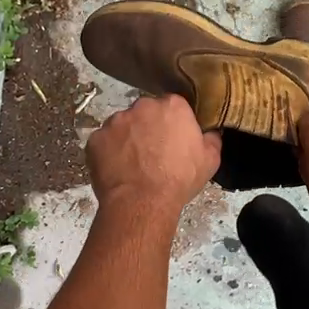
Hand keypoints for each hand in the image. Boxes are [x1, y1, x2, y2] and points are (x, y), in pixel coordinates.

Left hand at [86, 94, 220, 217]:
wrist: (142, 202)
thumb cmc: (179, 179)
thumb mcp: (210, 160)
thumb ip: (212, 138)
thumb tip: (211, 131)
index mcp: (173, 105)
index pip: (173, 106)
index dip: (173, 123)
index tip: (173, 139)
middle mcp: (143, 105)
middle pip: (146, 111)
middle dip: (148, 126)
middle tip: (153, 151)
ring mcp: (116, 120)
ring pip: (123, 125)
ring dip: (128, 138)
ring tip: (133, 163)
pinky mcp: (96, 138)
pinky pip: (104, 142)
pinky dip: (108, 152)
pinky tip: (117, 169)